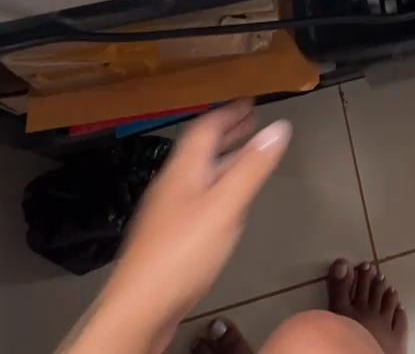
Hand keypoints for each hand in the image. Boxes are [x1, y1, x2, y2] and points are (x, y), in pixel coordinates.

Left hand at [101, 102, 291, 327]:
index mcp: (183, 171)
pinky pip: (196, 197)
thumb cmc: (179, 256)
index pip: (205, 128)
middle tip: (249, 123)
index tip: (248, 103)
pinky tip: (225, 204)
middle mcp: (172, 186)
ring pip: (198, 174)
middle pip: (200, 150)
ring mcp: (167, 212)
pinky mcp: (167, 238)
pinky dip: (216, 186)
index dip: (228, 113)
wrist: (137, 311)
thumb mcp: (225, 207)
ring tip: (244, 158)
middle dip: (227, 134)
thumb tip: (277, 129)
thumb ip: (252, 168)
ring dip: (223, 160)